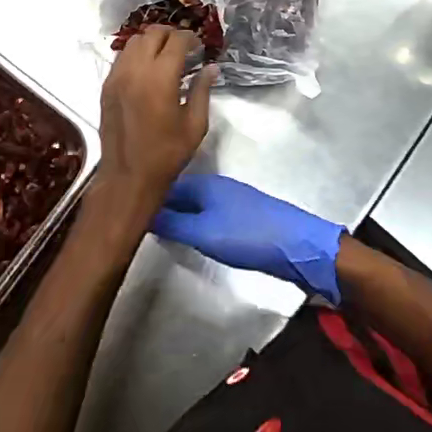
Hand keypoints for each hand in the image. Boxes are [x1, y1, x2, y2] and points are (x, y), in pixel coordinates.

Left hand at [91, 27, 212, 232]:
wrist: (128, 174)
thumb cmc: (166, 153)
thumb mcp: (194, 125)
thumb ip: (202, 91)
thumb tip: (211, 68)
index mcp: (159, 78)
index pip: (175, 41)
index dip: (190, 38)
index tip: (199, 45)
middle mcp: (135, 69)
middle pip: (151, 34)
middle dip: (170, 34)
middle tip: (184, 46)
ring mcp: (117, 75)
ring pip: (133, 42)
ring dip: (151, 41)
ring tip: (165, 55)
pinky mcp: (106, 84)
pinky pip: (121, 57)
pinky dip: (136, 54)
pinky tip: (147, 68)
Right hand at [151, 174, 346, 302]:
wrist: (301, 248)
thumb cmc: (247, 236)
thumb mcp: (203, 233)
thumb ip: (172, 223)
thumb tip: (142, 214)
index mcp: (202, 183)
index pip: (164, 186)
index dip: (147, 197)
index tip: (130, 210)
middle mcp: (215, 186)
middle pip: (180, 195)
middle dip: (163, 207)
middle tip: (142, 225)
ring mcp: (232, 200)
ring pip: (196, 206)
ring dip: (180, 217)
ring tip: (163, 233)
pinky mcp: (245, 217)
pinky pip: (210, 216)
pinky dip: (198, 224)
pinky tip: (195, 237)